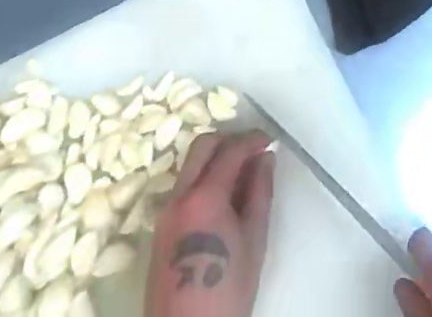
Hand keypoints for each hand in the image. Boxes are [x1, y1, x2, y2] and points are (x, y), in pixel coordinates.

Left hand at [146, 132, 274, 316]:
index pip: (230, 151)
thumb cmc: (227, 292)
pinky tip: (224, 196)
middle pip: (202, 146)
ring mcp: (166, 210)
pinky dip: (204, 177)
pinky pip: (184, 185)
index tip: (270, 140)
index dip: (252, 140)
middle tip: (255, 152)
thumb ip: (260, 193)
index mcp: (204, 197)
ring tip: (243, 175)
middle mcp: (179, 195)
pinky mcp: (161, 226)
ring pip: (190, 165)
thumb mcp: (254, 242)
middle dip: (230, 140)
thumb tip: (265, 159)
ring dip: (216, 158)